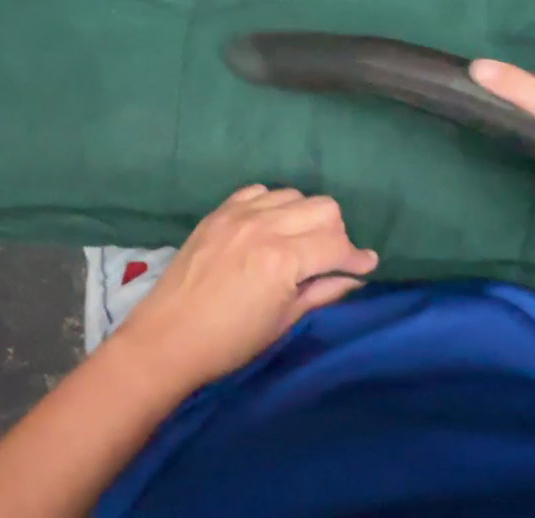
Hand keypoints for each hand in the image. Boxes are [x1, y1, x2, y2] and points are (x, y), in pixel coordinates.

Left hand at [112, 185, 379, 387]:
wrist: (167, 337)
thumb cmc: (229, 342)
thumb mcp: (282, 322)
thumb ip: (322, 292)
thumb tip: (354, 277)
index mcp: (282, 259)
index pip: (337, 245)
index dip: (357, 258)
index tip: (366, 266)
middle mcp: (264, 226)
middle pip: (323, 207)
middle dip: (336, 233)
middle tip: (330, 258)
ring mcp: (239, 214)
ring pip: (294, 194)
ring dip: (305, 216)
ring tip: (299, 243)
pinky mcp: (219, 211)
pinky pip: (259, 191)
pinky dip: (273, 205)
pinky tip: (269, 227)